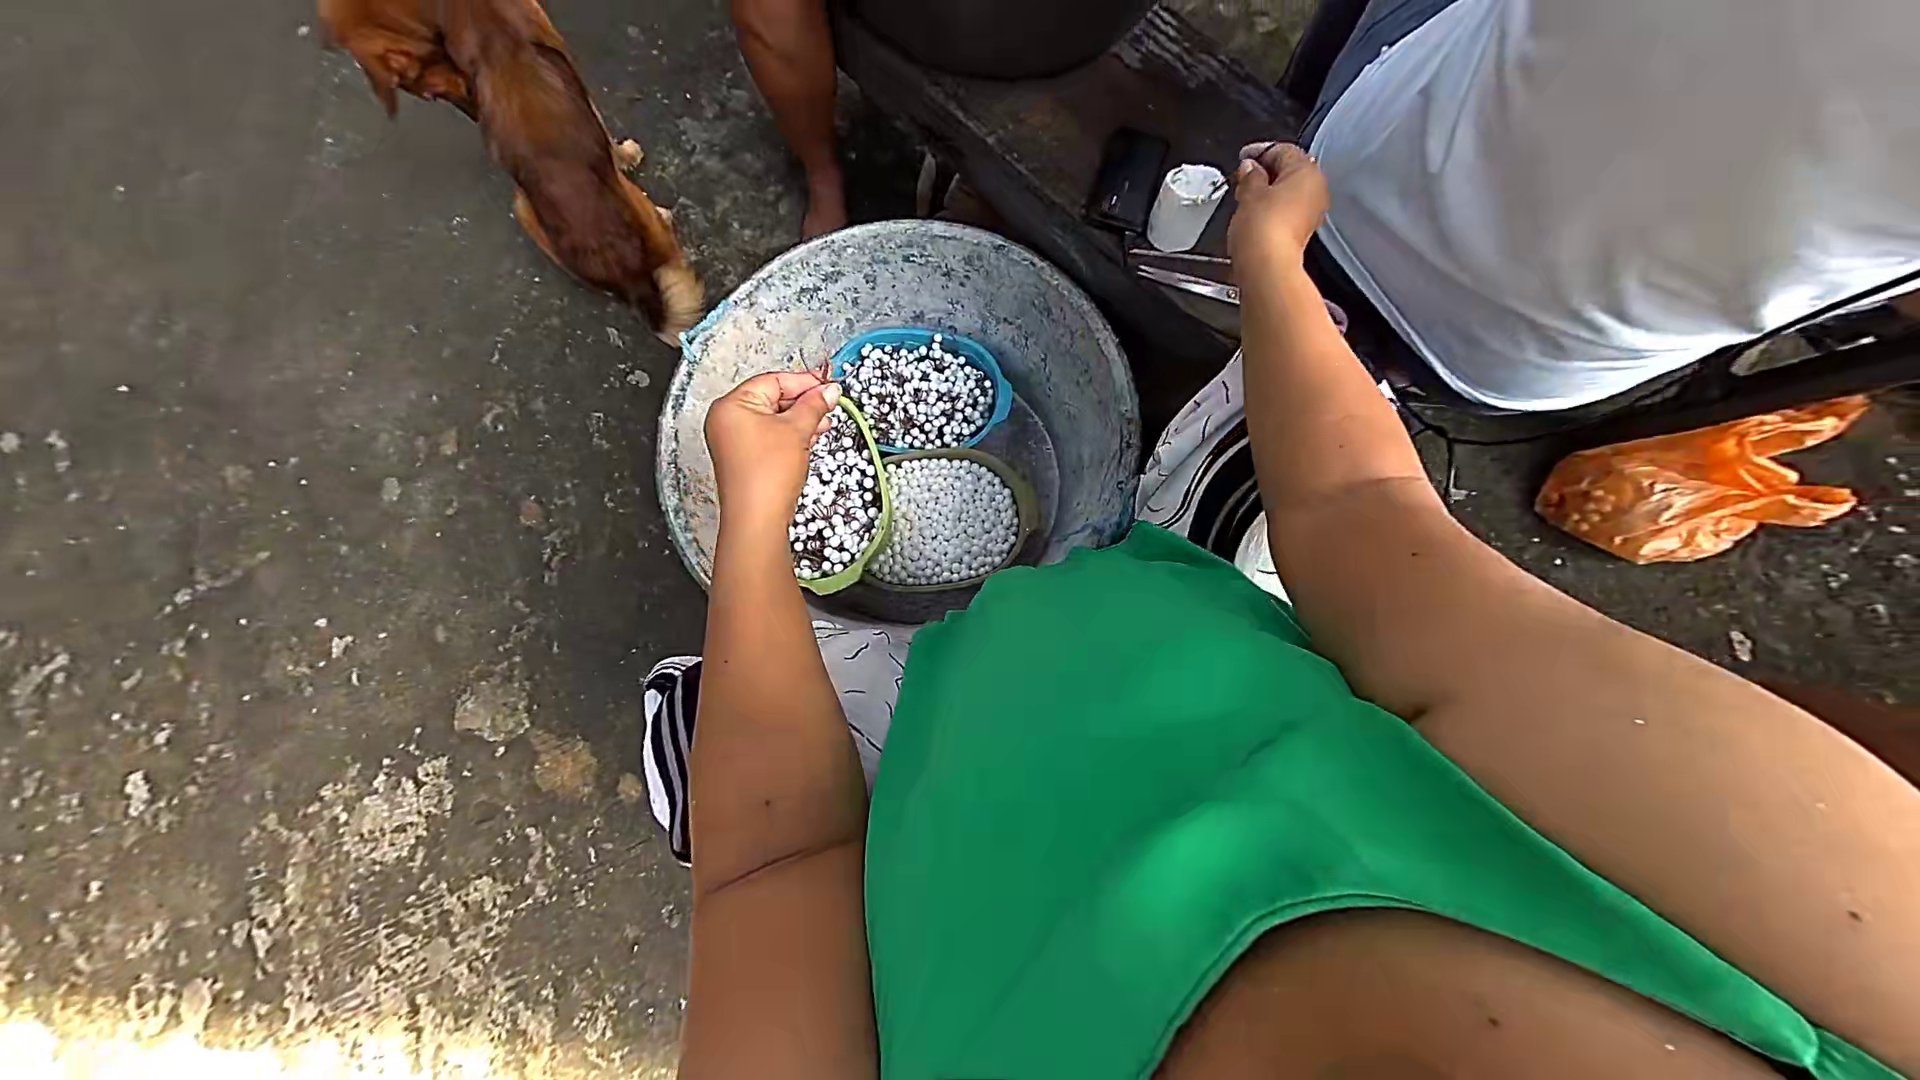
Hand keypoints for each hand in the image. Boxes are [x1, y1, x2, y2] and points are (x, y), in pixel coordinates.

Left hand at [705, 371, 840, 533]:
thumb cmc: (766, 475)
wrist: (758, 518)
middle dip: (804, 402)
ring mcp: (735, 440)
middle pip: (772, 398)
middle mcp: (728, 420)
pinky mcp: (746, 458)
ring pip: (774, 419)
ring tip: (824, 422)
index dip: (804, 382)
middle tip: (829, 403)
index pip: (773, 381)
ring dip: (800, 419)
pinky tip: (810, 437)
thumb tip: (828, 390)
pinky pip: (771, 436)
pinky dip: (791, 435)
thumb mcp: (797, 430)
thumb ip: (814, 406)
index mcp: (732, 405)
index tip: (828, 385)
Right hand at [1228, 141, 1328, 268]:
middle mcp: (1315, 189)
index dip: (1259, 152)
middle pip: (1289, 172)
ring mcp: (1310, 213)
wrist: (1267, 267)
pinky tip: (1255, 217)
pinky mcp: (1300, 233)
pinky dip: (1271, 211)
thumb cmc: (1263, 231)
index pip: (1282, 150)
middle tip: (1243, 178)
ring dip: (1268, 193)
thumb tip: (1249, 168)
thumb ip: (1250, 176)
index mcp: (1307, 171)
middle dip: (1265, 173)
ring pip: (1288, 193)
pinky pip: (1286, 214)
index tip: (1244, 157)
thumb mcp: (1249, 194)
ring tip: (1245, 199)